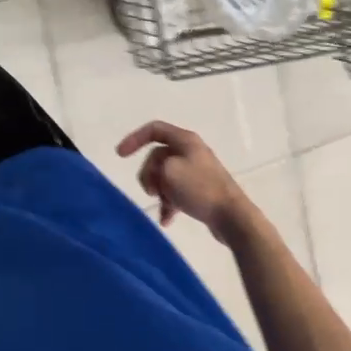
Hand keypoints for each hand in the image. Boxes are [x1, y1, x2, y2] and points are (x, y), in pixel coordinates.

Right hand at [116, 121, 248, 235]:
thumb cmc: (200, 189)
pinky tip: (166, 219)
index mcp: (185, 140)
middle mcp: (191, 151)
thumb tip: (158, 177)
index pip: (154, 130)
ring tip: (163, 205)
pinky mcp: (199, 190)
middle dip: (149, 174)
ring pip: (165, 176)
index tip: (120, 155)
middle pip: (157, 157)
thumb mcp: (168, 171)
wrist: (231, 216)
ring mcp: (196, 171)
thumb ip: (154, 167)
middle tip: (152, 191)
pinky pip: (176, 192)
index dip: (134, 139)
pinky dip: (168, 204)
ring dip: (159, 191)